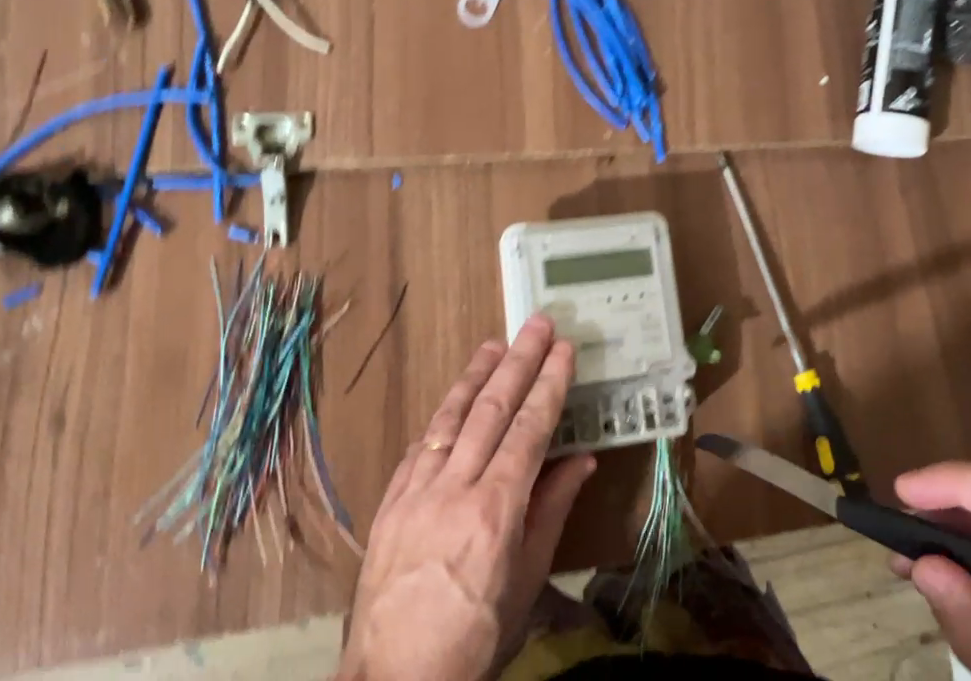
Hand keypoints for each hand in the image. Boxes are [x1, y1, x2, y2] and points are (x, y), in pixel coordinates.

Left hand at [339, 316, 594, 680]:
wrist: (396, 679)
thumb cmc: (476, 635)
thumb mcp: (526, 579)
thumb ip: (551, 511)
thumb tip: (581, 460)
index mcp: (495, 508)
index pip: (529, 429)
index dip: (548, 384)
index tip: (563, 350)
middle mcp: (453, 488)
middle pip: (490, 410)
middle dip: (518, 362)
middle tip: (536, 324)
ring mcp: (415, 493)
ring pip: (449, 419)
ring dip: (474, 377)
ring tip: (494, 345)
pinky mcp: (389, 505)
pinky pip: (418, 449)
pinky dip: (440, 419)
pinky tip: (452, 401)